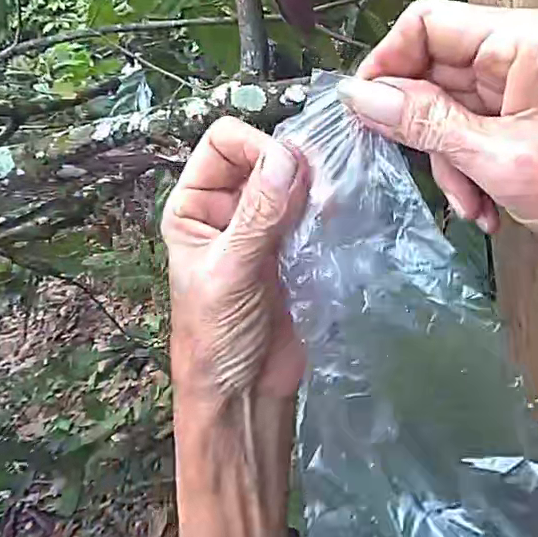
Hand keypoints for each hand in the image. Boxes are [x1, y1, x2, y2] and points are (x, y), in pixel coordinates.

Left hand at [161, 117, 307, 536]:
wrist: (247, 393)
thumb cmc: (218, 338)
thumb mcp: (230, 273)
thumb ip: (259, 216)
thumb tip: (289, 156)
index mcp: (196, 205)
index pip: (225, 143)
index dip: (257, 147)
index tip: (289, 171)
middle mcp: (231, 209)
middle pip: (266, 157)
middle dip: (294, 167)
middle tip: (323, 190)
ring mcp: (268, 229)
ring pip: (297, 184)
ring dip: (317, 190)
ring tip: (334, 209)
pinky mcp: (299, 250)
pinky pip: (317, 215)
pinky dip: (330, 212)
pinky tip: (341, 222)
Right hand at [340, 0, 537, 384]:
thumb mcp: (501, 160)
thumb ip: (427, 123)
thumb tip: (363, 96)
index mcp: (525, 41)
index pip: (427, 25)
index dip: (387, 66)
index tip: (366, 115)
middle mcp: (528, 54)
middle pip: (440, 72)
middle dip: (426, 131)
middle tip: (425, 176)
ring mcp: (535, 89)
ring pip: (459, 112)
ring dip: (452, 162)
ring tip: (472, 207)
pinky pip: (485, 134)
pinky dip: (476, 170)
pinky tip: (489, 209)